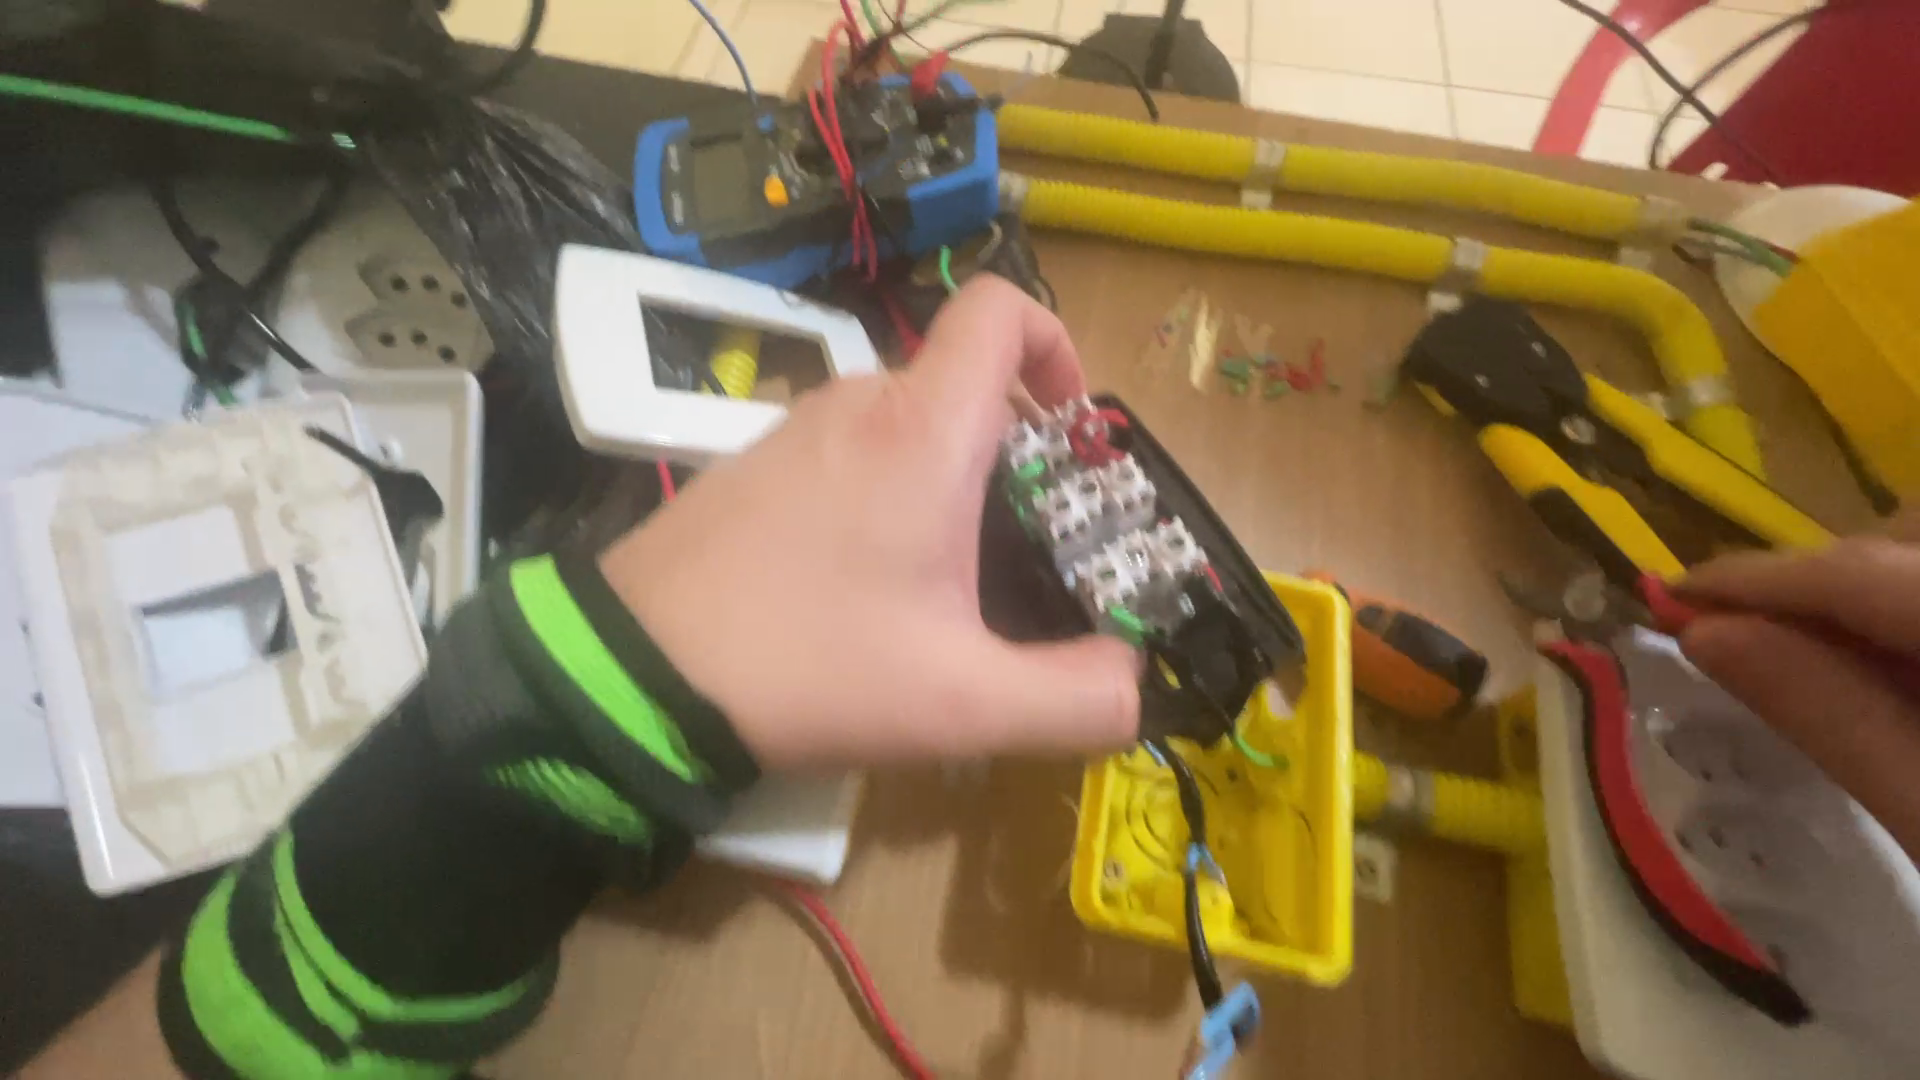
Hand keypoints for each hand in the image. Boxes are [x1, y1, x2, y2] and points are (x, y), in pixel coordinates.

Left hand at [599, 276, 1140, 769]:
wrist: (634, 674)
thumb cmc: (808, 668)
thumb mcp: (963, 704)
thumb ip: (1075, 700)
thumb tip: (1132, 684)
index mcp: (923, 431)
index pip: (1002, 310)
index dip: (1056, 344)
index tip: (1073, 427)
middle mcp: (859, 403)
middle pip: (964, 383)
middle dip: (1015, 449)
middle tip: (1024, 542)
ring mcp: (796, 427)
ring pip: (908, 420)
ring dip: (949, 477)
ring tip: (945, 575)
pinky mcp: (754, 462)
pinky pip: (850, 450)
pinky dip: (887, 488)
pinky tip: (864, 577)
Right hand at [1677, 511, 1919, 860]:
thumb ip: (1829, 716)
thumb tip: (1705, 634)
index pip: (1870, 574)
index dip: (1754, 579)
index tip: (1669, 595)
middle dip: (1831, 569)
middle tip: (1766, 635)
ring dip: (1883, 579)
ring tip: (1847, 652)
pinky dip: (1914, 607)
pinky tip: (1908, 665)